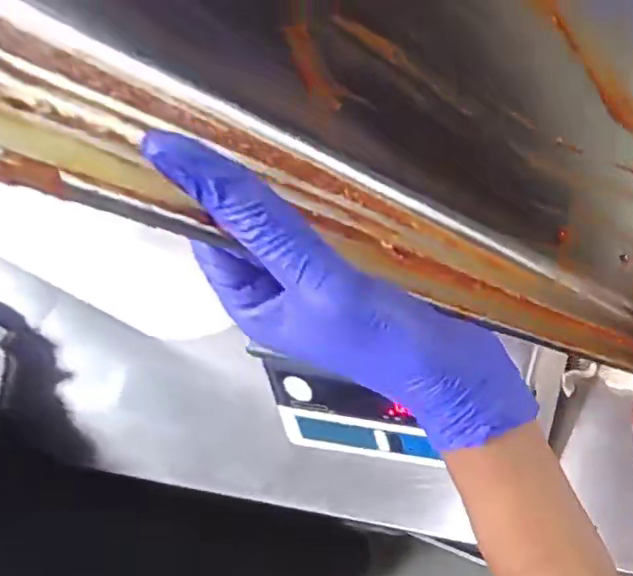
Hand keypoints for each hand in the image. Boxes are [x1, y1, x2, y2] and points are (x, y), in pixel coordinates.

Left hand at [142, 132, 535, 450]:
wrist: (464, 379)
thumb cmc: (390, 344)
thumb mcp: (318, 282)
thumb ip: (258, 221)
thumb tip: (169, 152)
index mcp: (257, 305)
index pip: (209, 234)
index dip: (207, 189)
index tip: (216, 138)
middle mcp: (288, 296)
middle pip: (256, 227)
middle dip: (263, 189)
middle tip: (272, 139)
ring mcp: (332, 288)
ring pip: (303, 227)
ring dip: (308, 197)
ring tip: (315, 160)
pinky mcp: (373, 281)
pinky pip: (344, 236)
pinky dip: (346, 213)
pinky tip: (356, 191)